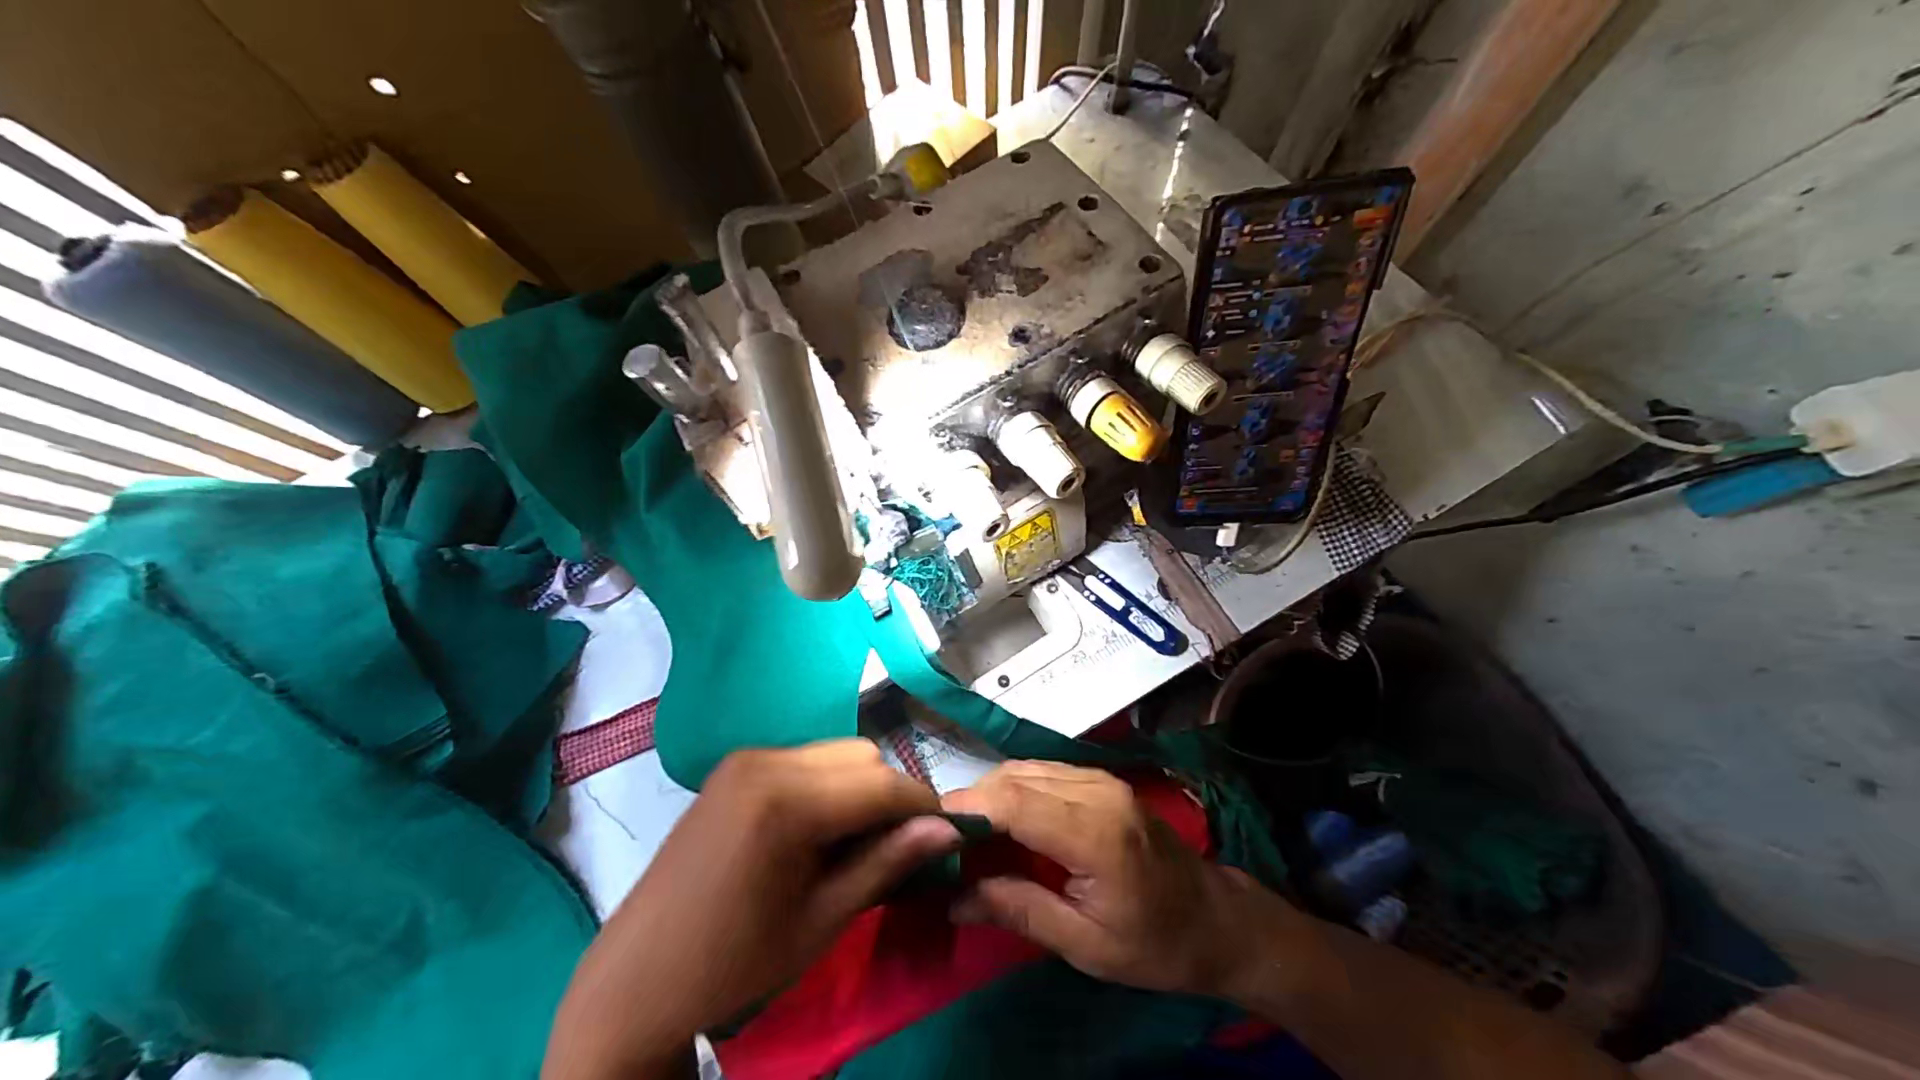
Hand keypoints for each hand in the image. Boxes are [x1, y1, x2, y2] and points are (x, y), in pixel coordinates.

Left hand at [544, 739, 959, 1079]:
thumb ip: (887, 864)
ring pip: (836, 753)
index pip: (882, 783)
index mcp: (786, 801)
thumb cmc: (735, 961)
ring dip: (862, 788)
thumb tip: (950, 829)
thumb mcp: (822, 920)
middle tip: (900, 848)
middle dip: (892, 796)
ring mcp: (746, 758)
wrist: (638, 976)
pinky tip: (820, 830)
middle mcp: (766, 761)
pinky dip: (829, 786)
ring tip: (860, 842)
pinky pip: (805, 760)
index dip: (924, 806)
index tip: (950, 835)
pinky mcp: (734, 767)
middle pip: (862, 756)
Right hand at [941, 760, 1272, 998]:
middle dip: (971, 803)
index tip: (927, 832)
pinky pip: (1043, 772)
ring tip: (966, 835)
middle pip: (1014, 778)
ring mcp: (1101, 779)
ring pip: (1025, 769)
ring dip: (990, 795)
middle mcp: (1097, 791)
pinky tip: (1003, 822)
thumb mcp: (1087, 945)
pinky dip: (1013, 790)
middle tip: (940, 840)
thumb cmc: (1157, 945)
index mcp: (1096, 833)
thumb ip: (1019, 910)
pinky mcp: (1102, 780)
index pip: (1013, 802)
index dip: (966, 810)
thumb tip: (953, 898)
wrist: (1219, 922)